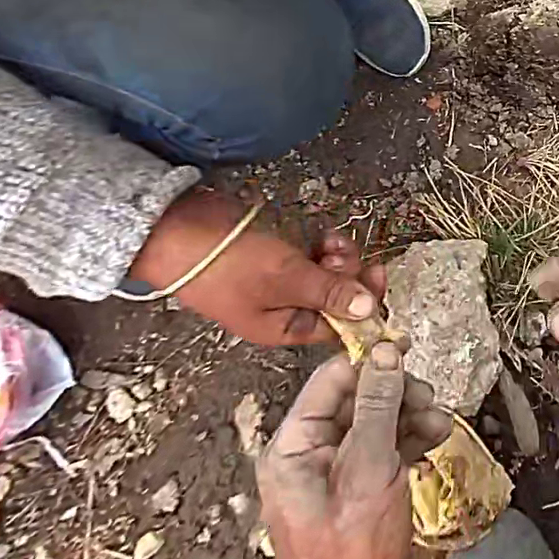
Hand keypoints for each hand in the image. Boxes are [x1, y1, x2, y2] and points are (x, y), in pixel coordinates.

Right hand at [130, 189, 384, 345]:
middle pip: (340, 297)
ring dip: (339, 257)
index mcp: (286, 327)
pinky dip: (325, 247)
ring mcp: (285, 283)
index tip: (378, 275)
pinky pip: (317, 257)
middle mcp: (288, 309)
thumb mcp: (286, 280)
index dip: (364, 305)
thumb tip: (370, 311)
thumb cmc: (231, 263)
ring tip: (329, 242)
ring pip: (332, 274)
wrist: (180, 231)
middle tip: (339, 255)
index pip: (340, 326)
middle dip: (349, 273)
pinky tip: (322, 236)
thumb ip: (330, 294)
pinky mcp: (282, 259)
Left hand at [258, 343, 452, 558]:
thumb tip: (385, 352)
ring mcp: (339, 464)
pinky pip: (391, 436)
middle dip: (399, 392)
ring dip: (414, 412)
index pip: (332, 379)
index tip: (408, 348)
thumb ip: (377, 407)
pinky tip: (434, 439)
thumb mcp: (369, 471)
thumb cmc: (354, 552)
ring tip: (437, 425)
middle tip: (427, 400)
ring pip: (382, 412)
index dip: (370, 360)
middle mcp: (312, 450)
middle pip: (361, 393)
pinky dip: (415, 433)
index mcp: (294, 448)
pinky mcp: (364, 476)